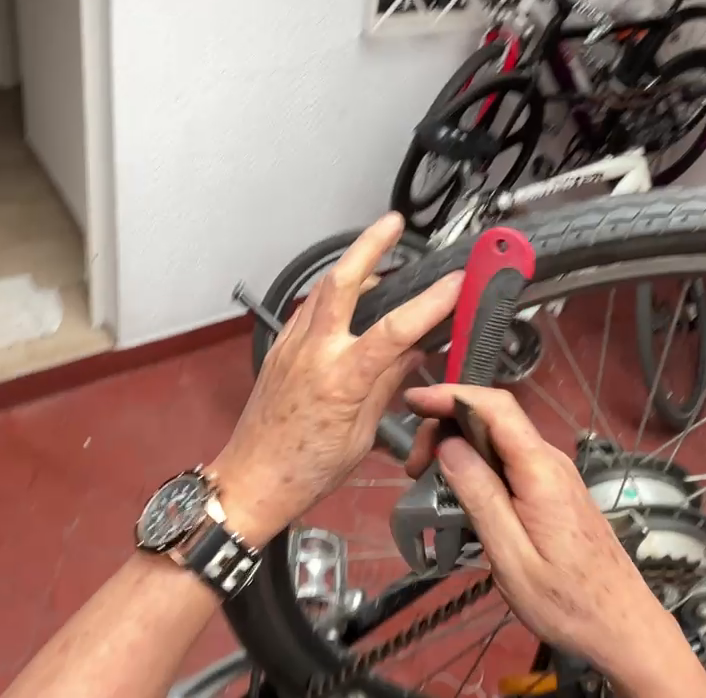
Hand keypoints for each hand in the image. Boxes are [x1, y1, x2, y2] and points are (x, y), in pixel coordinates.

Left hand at [210, 214, 461, 546]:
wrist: (251, 481)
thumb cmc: (305, 471)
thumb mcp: (361, 436)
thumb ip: (386, 386)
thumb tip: (412, 354)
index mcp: (340, 380)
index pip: (393, 330)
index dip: (429, 303)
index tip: (454, 283)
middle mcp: (313, 352)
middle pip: (340, 282)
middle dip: (368, 245)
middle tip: (393, 224)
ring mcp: (291, 345)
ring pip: (322, 289)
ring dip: (350, 266)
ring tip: (378, 258)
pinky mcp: (279, 348)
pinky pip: (308, 309)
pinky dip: (330, 294)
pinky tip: (345, 298)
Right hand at [405, 385, 705, 697]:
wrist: (625, 628)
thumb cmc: (567, 602)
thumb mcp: (512, 558)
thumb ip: (481, 497)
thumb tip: (448, 444)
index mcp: (540, 470)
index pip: (494, 407)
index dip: (451, 394)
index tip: (413, 401)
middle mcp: (550, 459)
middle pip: (493, 418)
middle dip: (447, 425)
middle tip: (415, 466)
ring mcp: (556, 472)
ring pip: (500, 437)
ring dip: (460, 445)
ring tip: (430, 479)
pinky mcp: (556, 488)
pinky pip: (511, 458)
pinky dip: (478, 460)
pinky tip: (462, 488)